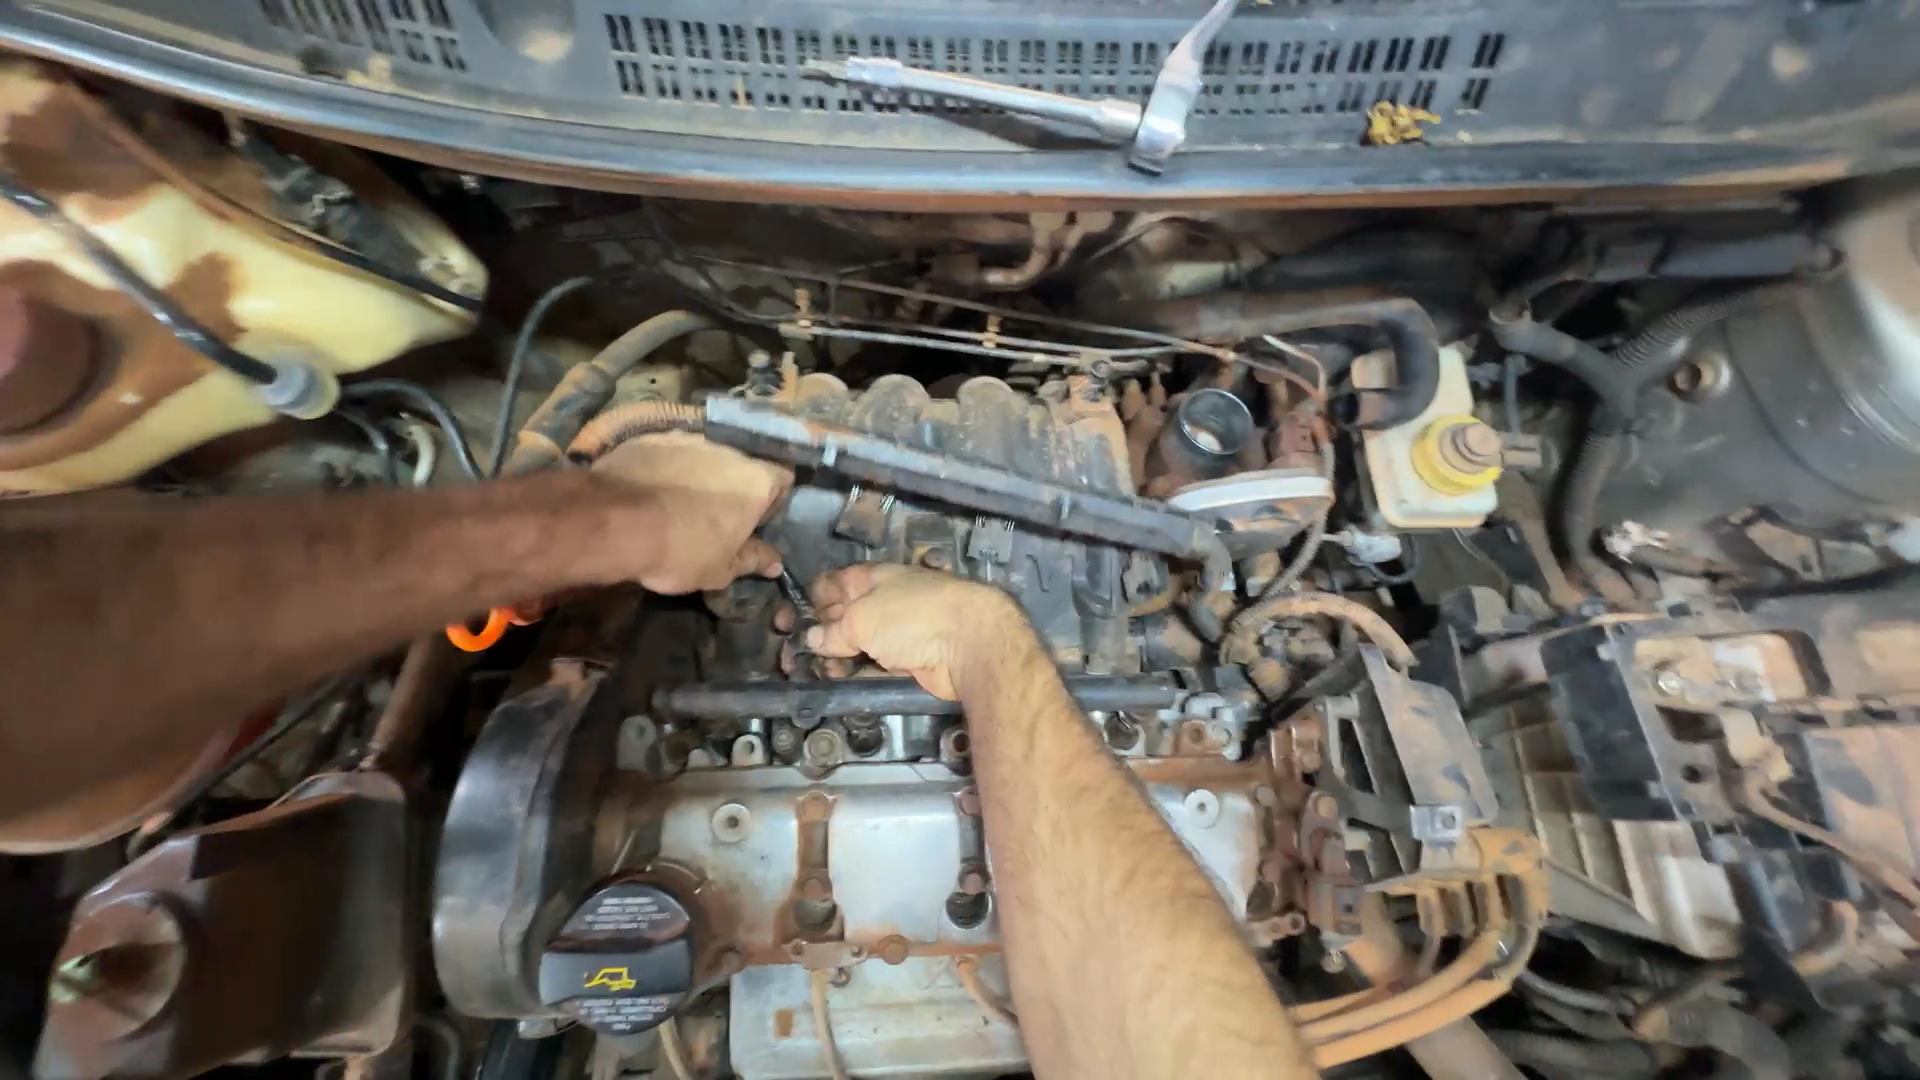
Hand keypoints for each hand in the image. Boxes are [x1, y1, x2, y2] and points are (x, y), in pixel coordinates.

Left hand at [592, 432, 792, 592]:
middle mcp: (728, 451)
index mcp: (756, 481)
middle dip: (734, 487)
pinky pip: (669, 454)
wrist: (614, 522)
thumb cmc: (682, 549)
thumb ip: (753, 560)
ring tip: (678, 503)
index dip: (772, 501)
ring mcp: (688, 439)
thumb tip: (776, 564)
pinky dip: (667, 469)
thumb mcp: (722, 568)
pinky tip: (651, 491)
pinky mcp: (651, 438)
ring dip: (700, 476)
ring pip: (705, 457)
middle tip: (717, 517)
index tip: (754, 523)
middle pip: (743, 465)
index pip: (783, 479)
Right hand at [776, 564, 1032, 698]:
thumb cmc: (912, 616)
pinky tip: (838, 684)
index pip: (834, 584)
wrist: (968, 642)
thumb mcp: (861, 618)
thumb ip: (833, 630)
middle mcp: (885, 602)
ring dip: (836, 659)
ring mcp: (899, 632)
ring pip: (859, 645)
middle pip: (844, 617)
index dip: (810, 600)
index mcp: (874, 578)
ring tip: (813, 673)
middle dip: (819, 634)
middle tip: (793, 655)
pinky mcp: (910, 661)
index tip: (788, 621)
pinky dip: (857, 674)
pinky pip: (875, 667)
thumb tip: (812, 638)